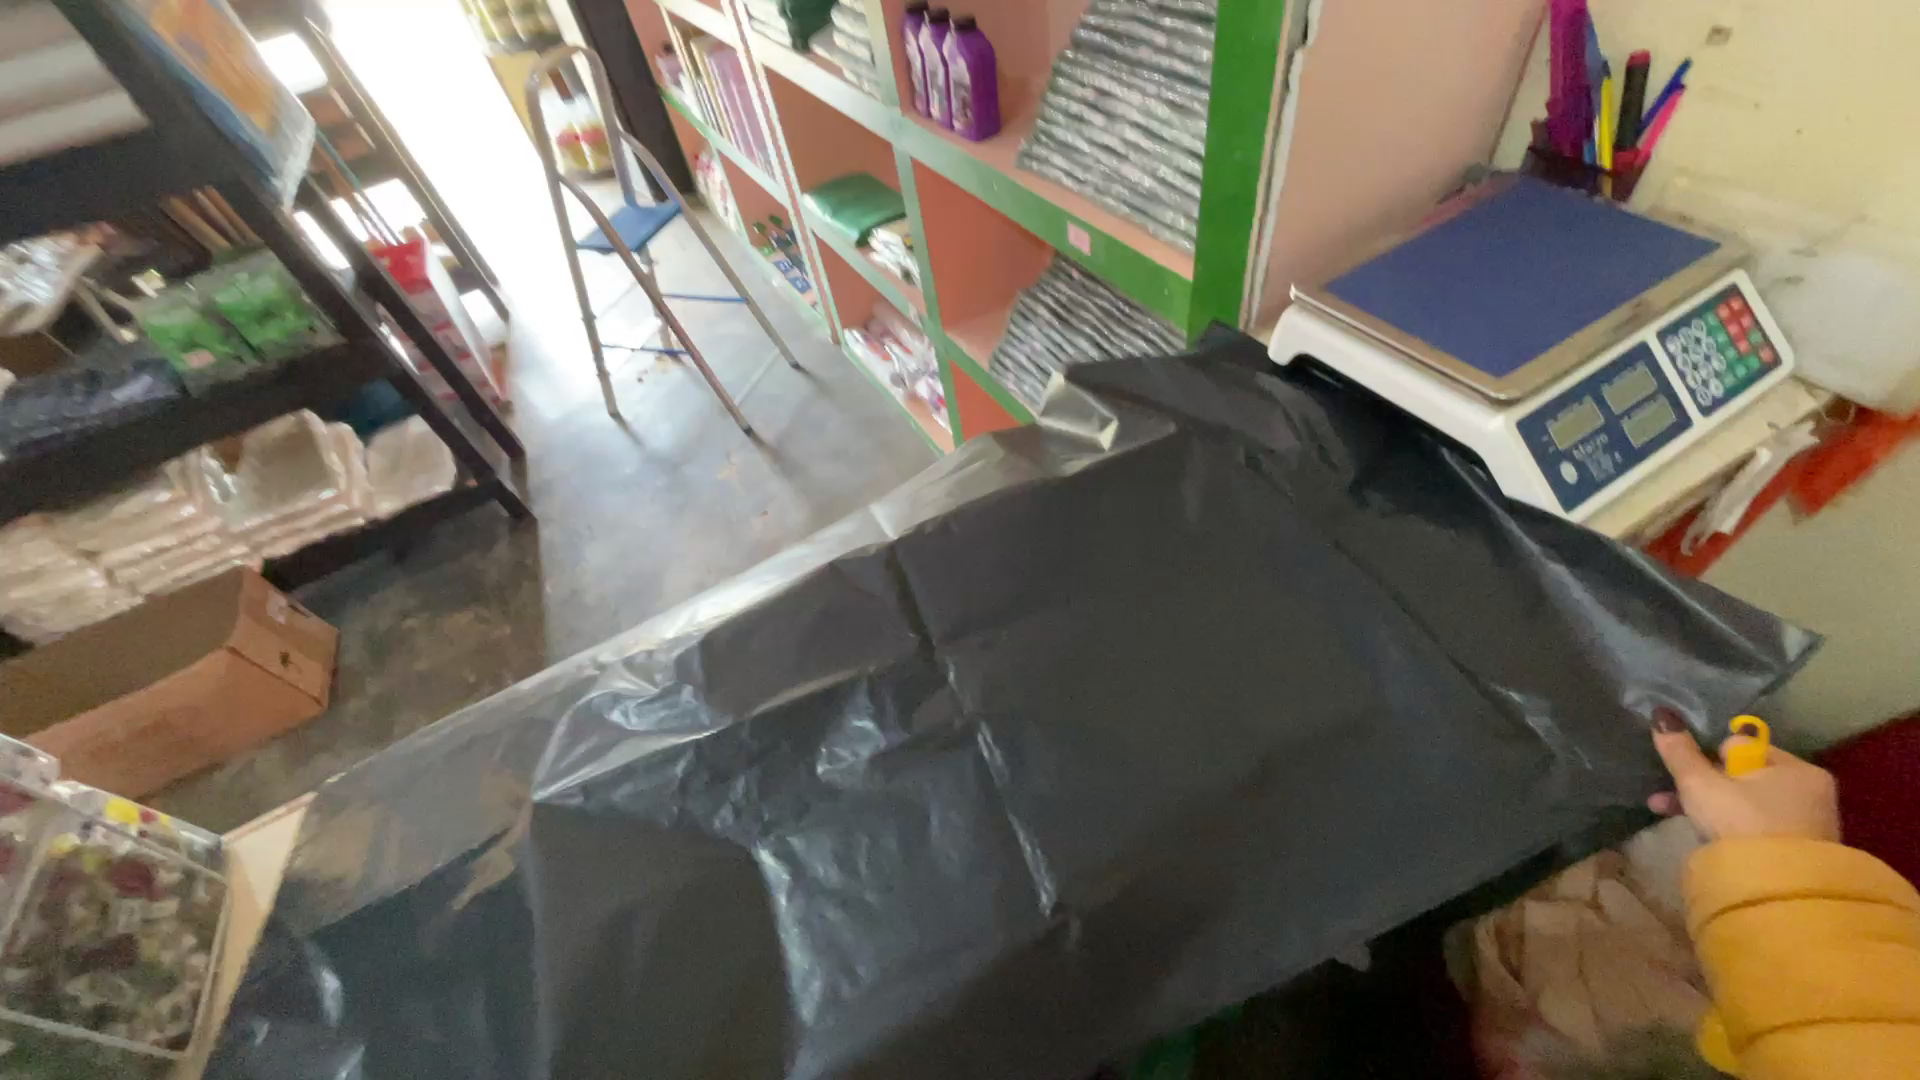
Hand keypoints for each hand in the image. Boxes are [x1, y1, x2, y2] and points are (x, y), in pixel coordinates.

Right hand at [1648, 709, 1840, 842]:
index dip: (1706, 757)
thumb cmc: (1739, 818)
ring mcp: (1804, 818)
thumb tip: (1662, 714)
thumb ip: (1678, 749)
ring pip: (1740, 797)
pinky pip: (1750, 819)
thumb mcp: (1698, 781)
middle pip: (1737, 772)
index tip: (1689, 774)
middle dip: (1698, 781)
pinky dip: (1723, 820)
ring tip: (1666, 809)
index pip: (1737, 745)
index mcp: (1795, 767)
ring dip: (1703, 801)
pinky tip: (1698, 827)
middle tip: (1669, 793)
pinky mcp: (1794, 842)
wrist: (1775, 881)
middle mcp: (1808, 789)